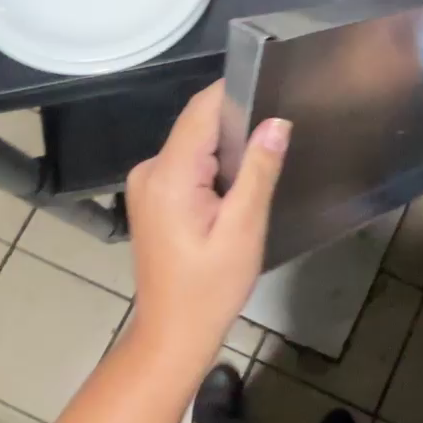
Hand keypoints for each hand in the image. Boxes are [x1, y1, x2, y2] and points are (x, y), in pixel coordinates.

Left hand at [126, 81, 289, 346]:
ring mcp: (145, 183)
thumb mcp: (244, 229)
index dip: (235, 95)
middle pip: (196, 125)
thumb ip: (258, 171)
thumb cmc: (210, 287)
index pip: (202, 111)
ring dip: (225, 150)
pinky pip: (186, 165)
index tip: (272, 90)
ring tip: (261, 168)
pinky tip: (234, 191)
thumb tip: (277, 122)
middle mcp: (149, 169)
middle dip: (235, 127)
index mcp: (169, 174)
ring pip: (193, 145)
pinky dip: (211, 168)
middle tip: (276, 142)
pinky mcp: (151, 196)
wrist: (173, 332)